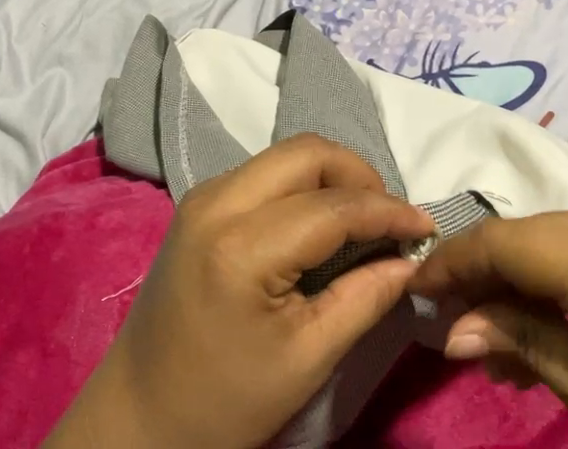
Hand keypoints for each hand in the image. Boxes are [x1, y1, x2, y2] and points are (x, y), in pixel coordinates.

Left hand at [46, 133, 436, 447]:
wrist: (141, 414)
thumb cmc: (225, 401)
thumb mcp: (308, 359)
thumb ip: (365, 299)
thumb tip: (409, 260)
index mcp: (242, 246)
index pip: (332, 205)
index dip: (387, 210)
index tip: (426, 226)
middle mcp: (217, 202)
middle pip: (306, 152)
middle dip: (359, 176)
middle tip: (391, 220)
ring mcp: (202, 197)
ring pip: (284, 156)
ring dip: (331, 177)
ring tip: (363, 222)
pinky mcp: (199, 204)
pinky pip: (264, 172)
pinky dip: (303, 186)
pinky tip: (323, 223)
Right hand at [410, 212, 567, 448]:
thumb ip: (526, 344)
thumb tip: (457, 327)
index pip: (503, 240)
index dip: (450, 263)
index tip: (411, 292)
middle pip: (528, 231)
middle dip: (483, 273)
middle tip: (452, 327)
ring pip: (557, 238)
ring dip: (519, 280)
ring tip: (497, 344)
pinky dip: (557, 281)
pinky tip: (545, 327)